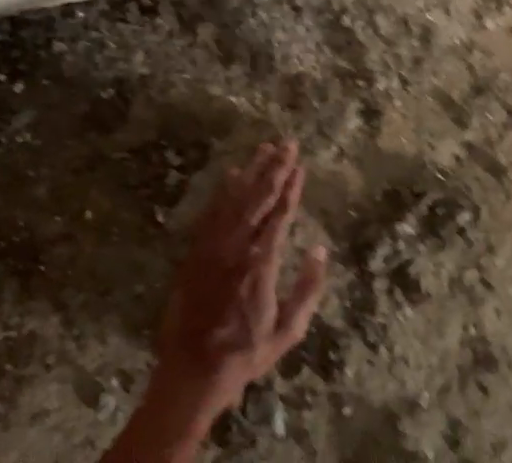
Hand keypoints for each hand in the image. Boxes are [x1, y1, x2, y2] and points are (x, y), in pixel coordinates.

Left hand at [153, 140, 328, 414]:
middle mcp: (236, 248)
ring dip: (251, 171)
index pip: (280, 215)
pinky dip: (222, 191)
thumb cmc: (244, 354)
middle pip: (258, 198)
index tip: (300, 164)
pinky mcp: (195, 252)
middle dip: (274, 168)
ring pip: (234, 199)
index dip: (291, 187)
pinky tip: (231, 175)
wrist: (192, 368)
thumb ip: (307, 289)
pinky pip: (211, 213)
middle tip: (287, 143)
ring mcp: (212, 247)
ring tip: (264, 148)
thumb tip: (320, 251)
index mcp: (262, 265)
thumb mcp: (287, 331)